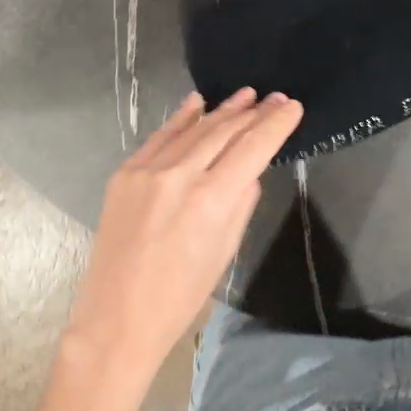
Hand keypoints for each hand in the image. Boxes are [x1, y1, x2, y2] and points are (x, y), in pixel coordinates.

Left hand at [67, 88, 303, 379]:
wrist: (117, 316)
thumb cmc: (181, 297)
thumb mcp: (224, 252)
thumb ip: (241, 204)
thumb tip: (250, 170)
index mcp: (211, 200)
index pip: (252, 149)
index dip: (275, 125)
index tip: (292, 106)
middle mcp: (179, 176)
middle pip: (224, 132)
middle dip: (253, 113)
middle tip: (275, 97)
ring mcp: (147, 171)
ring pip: (192, 129)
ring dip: (222, 111)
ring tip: (246, 95)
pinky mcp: (124, 173)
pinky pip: (159, 137)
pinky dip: (181, 118)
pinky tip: (198, 102)